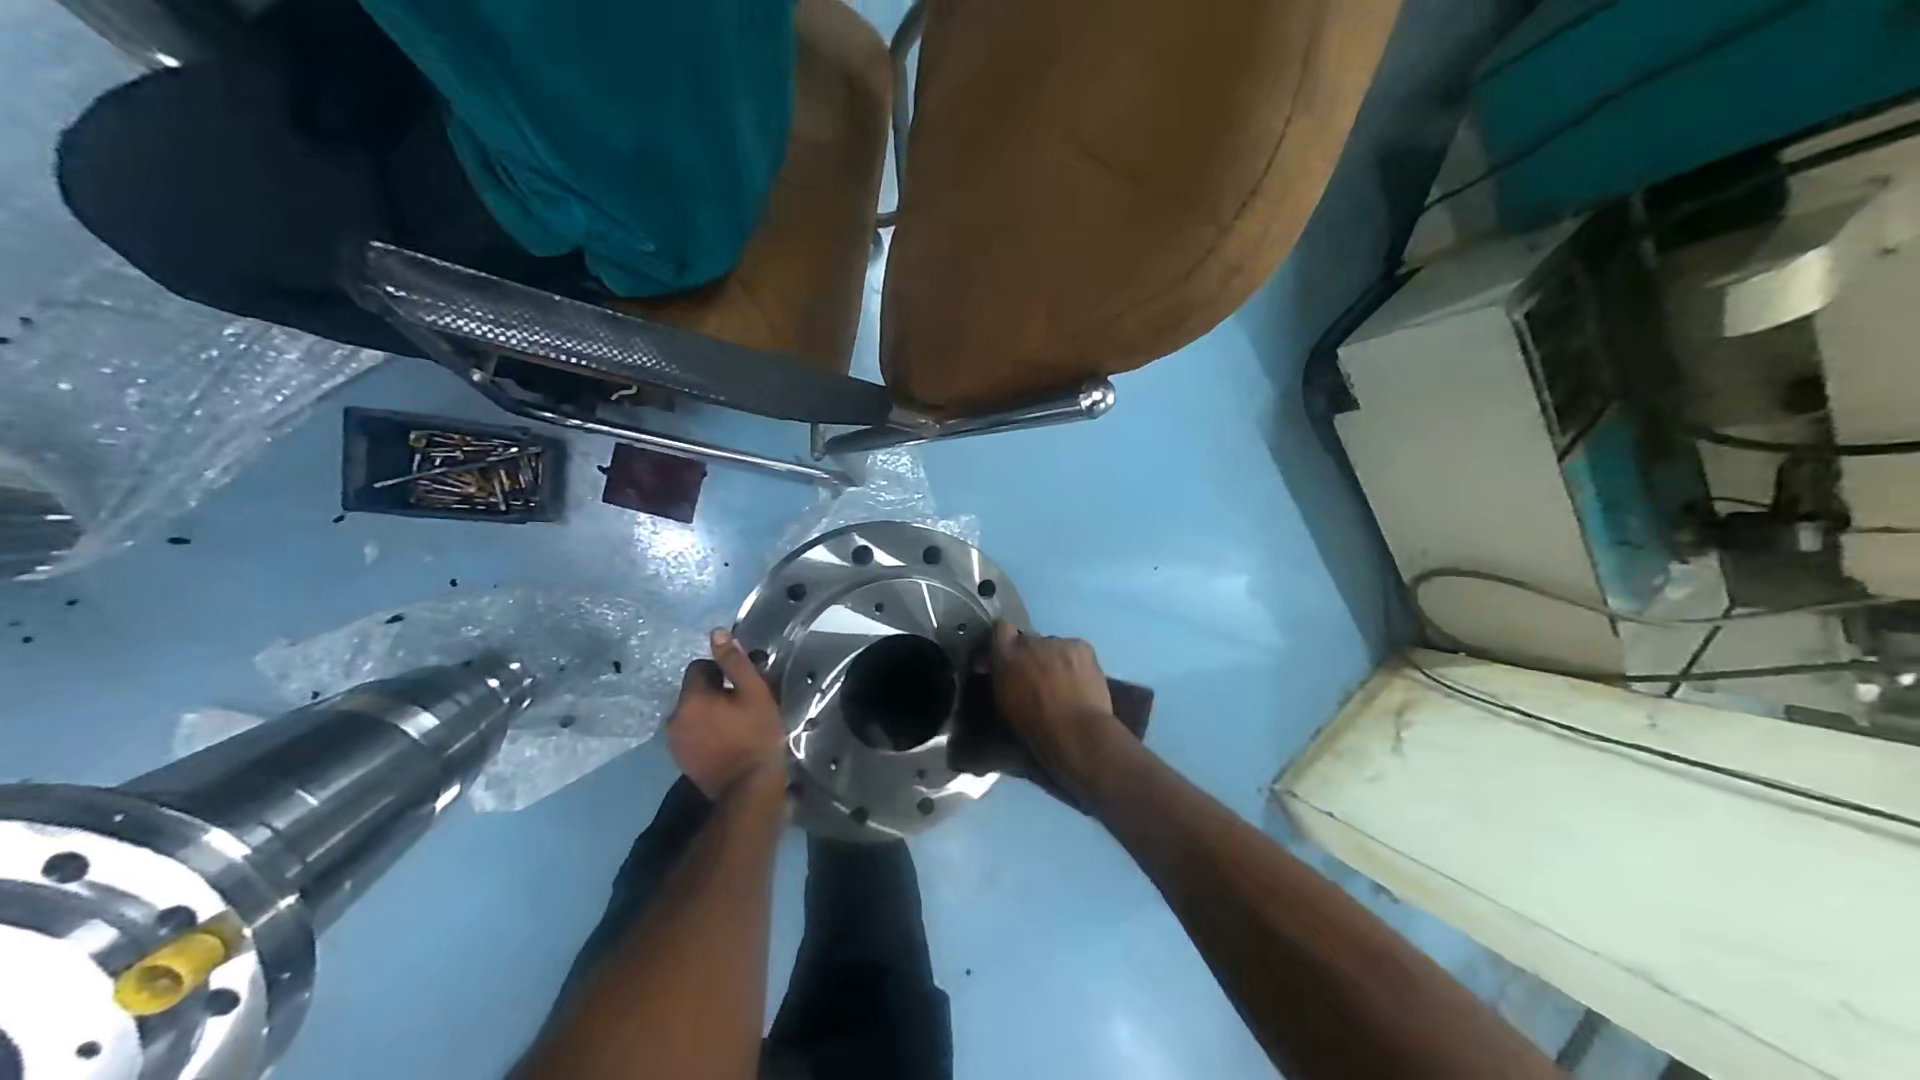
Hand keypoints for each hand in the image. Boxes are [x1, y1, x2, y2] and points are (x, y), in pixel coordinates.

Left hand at [667, 629, 786, 798]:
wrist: (748, 789)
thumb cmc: (756, 737)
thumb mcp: (754, 693)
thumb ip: (734, 662)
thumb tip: (717, 632)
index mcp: (691, 697)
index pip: (699, 667)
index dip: (723, 672)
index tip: (743, 687)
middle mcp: (674, 716)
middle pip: (694, 691)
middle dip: (715, 692)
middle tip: (743, 706)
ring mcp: (674, 741)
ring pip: (692, 712)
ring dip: (709, 713)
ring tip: (735, 725)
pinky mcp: (680, 759)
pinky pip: (691, 733)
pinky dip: (705, 732)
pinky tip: (726, 742)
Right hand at [991, 622, 1121, 797]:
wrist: (1075, 732)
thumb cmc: (1033, 726)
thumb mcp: (1003, 704)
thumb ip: (999, 679)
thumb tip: (992, 666)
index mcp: (1006, 655)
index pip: (1001, 629)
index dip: (1007, 641)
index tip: (1012, 656)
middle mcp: (1030, 641)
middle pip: (1030, 641)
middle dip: (1034, 656)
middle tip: (1042, 678)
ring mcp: (1058, 641)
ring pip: (1054, 646)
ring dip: (1056, 659)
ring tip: (1066, 684)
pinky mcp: (1082, 646)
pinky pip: (1075, 650)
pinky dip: (1077, 662)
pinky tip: (1082, 681)